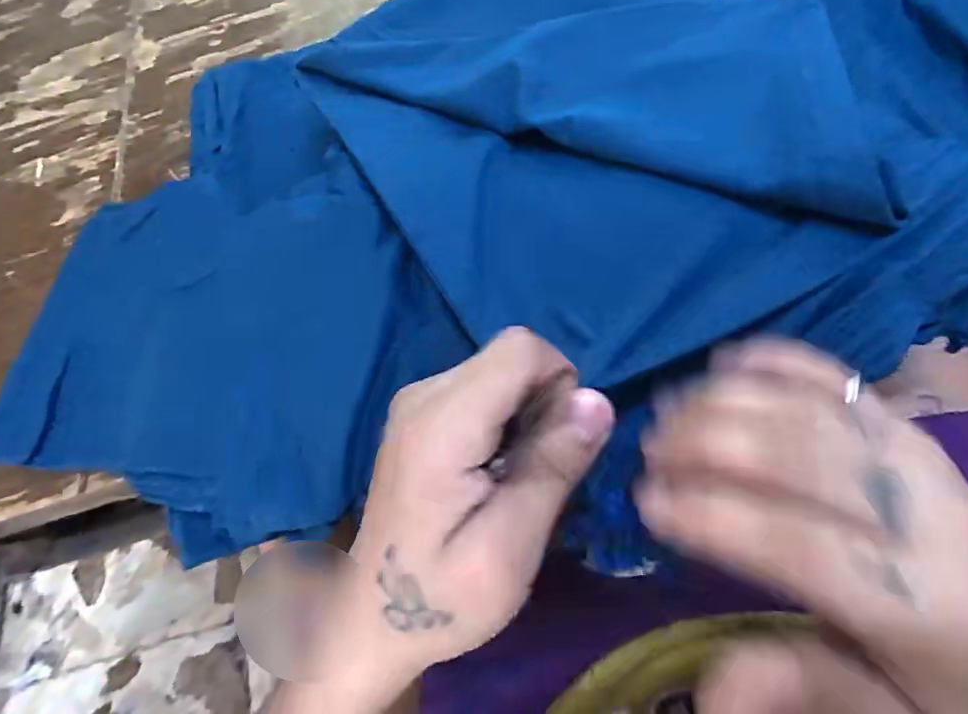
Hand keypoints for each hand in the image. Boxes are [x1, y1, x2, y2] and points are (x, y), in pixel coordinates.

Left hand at [274, 328, 614, 711]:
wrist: (368, 621)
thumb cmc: (441, 597)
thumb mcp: (509, 548)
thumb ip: (553, 467)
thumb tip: (598, 399)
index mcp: (442, 422)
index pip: (522, 348)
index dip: (558, 383)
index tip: (558, 444)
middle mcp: (426, 392)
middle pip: (514, 354)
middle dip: (546, 399)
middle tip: (536, 468)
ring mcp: (419, 396)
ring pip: (503, 366)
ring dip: (528, 409)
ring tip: (514, 473)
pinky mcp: (422, 408)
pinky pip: (486, 383)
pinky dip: (508, 414)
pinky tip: (494, 467)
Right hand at [639, 340, 967, 713]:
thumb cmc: (961, 694)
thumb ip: (808, 687)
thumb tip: (710, 689)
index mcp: (928, 606)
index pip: (801, 544)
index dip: (716, 518)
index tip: (648, 502)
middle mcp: (926, 514)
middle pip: (803, 455)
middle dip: (711, 442)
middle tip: (650, 447)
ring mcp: (920, 456)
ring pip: (813, 407)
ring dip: (731, 399)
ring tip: (670, 406)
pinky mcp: (911, 427)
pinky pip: (840, 380)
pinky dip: (780, 361)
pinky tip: (729, 360)